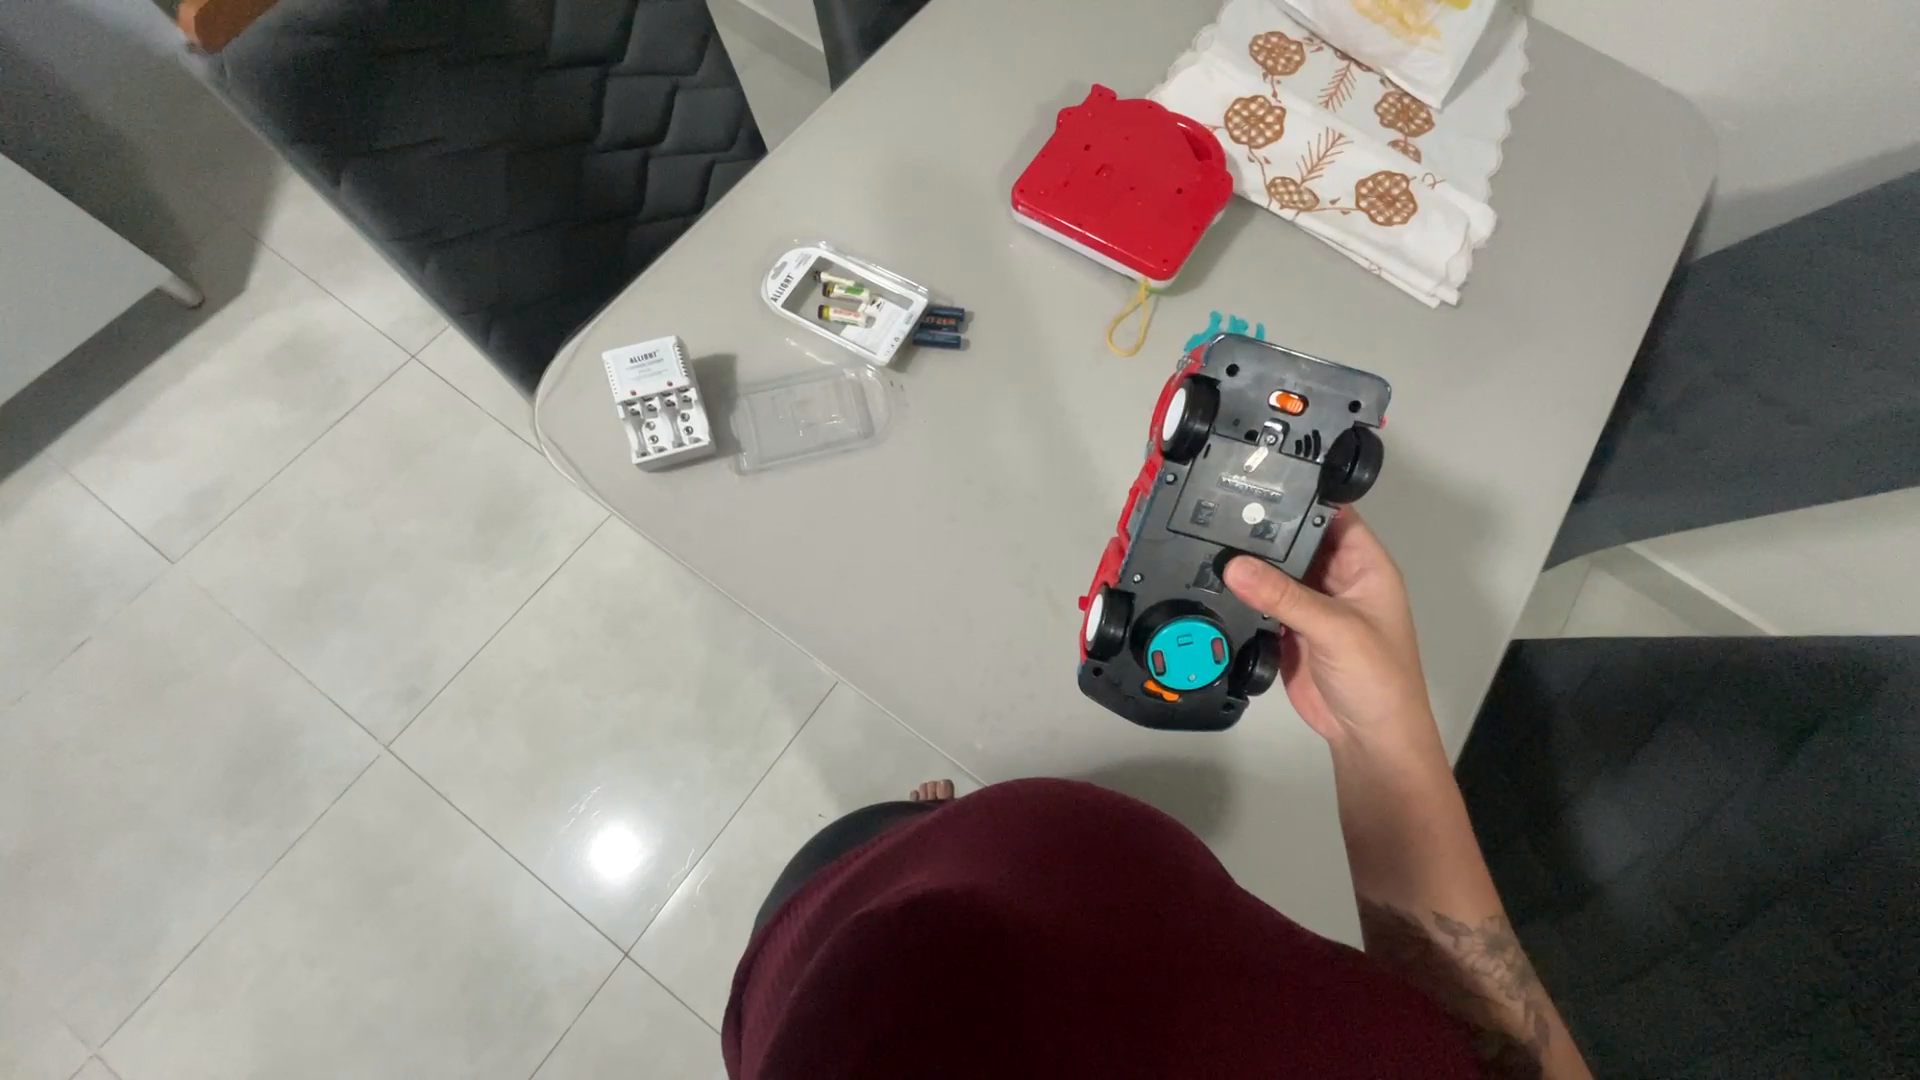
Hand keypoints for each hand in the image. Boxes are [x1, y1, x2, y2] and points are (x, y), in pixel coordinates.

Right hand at [1223, 511, 1439, 760]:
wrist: (1366, 737)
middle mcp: (1336, 578)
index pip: (1333, 515)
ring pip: (1274, 569)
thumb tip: (1236, 566)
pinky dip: (1240, 592)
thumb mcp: (1335, 630)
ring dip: (1250, 562)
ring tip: (1209, 540)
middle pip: (1296, 539)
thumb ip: (1284, 597)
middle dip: (1265, 527)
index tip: (1263, 480)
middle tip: (1221, 508)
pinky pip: (1260, 599)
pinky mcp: (1286, 626)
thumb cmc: (1379, 680)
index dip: (1303, 495)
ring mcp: (1310, 602)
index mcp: (1364, 566)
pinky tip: (1215, 580)